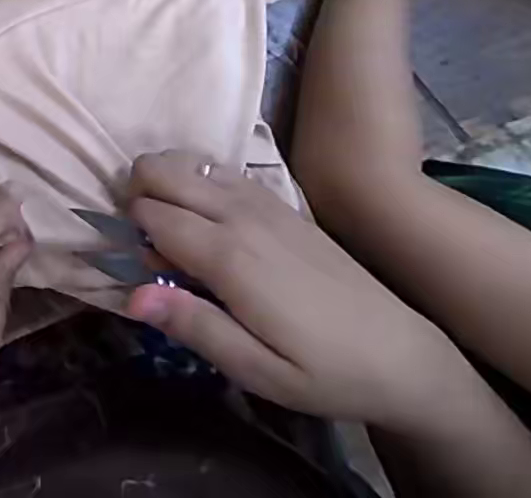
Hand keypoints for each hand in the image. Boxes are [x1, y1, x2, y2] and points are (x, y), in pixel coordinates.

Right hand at [123, 151, 479, 434]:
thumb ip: (192, 325)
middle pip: (160, 169)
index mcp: (228, 255)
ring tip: (170, 224)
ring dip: (163, 181)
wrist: (400, 351)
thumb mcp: (256, 369)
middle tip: (145, 237)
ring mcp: (259, 198)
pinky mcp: (275, 198)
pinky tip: (204, 214)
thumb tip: (130, 295)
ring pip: (185, 159)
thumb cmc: (323, 370)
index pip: (151, 212)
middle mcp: (238, 213)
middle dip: (136, 192)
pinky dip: (193, 177)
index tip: (137, 257)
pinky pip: (216, 166)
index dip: (129, 227)